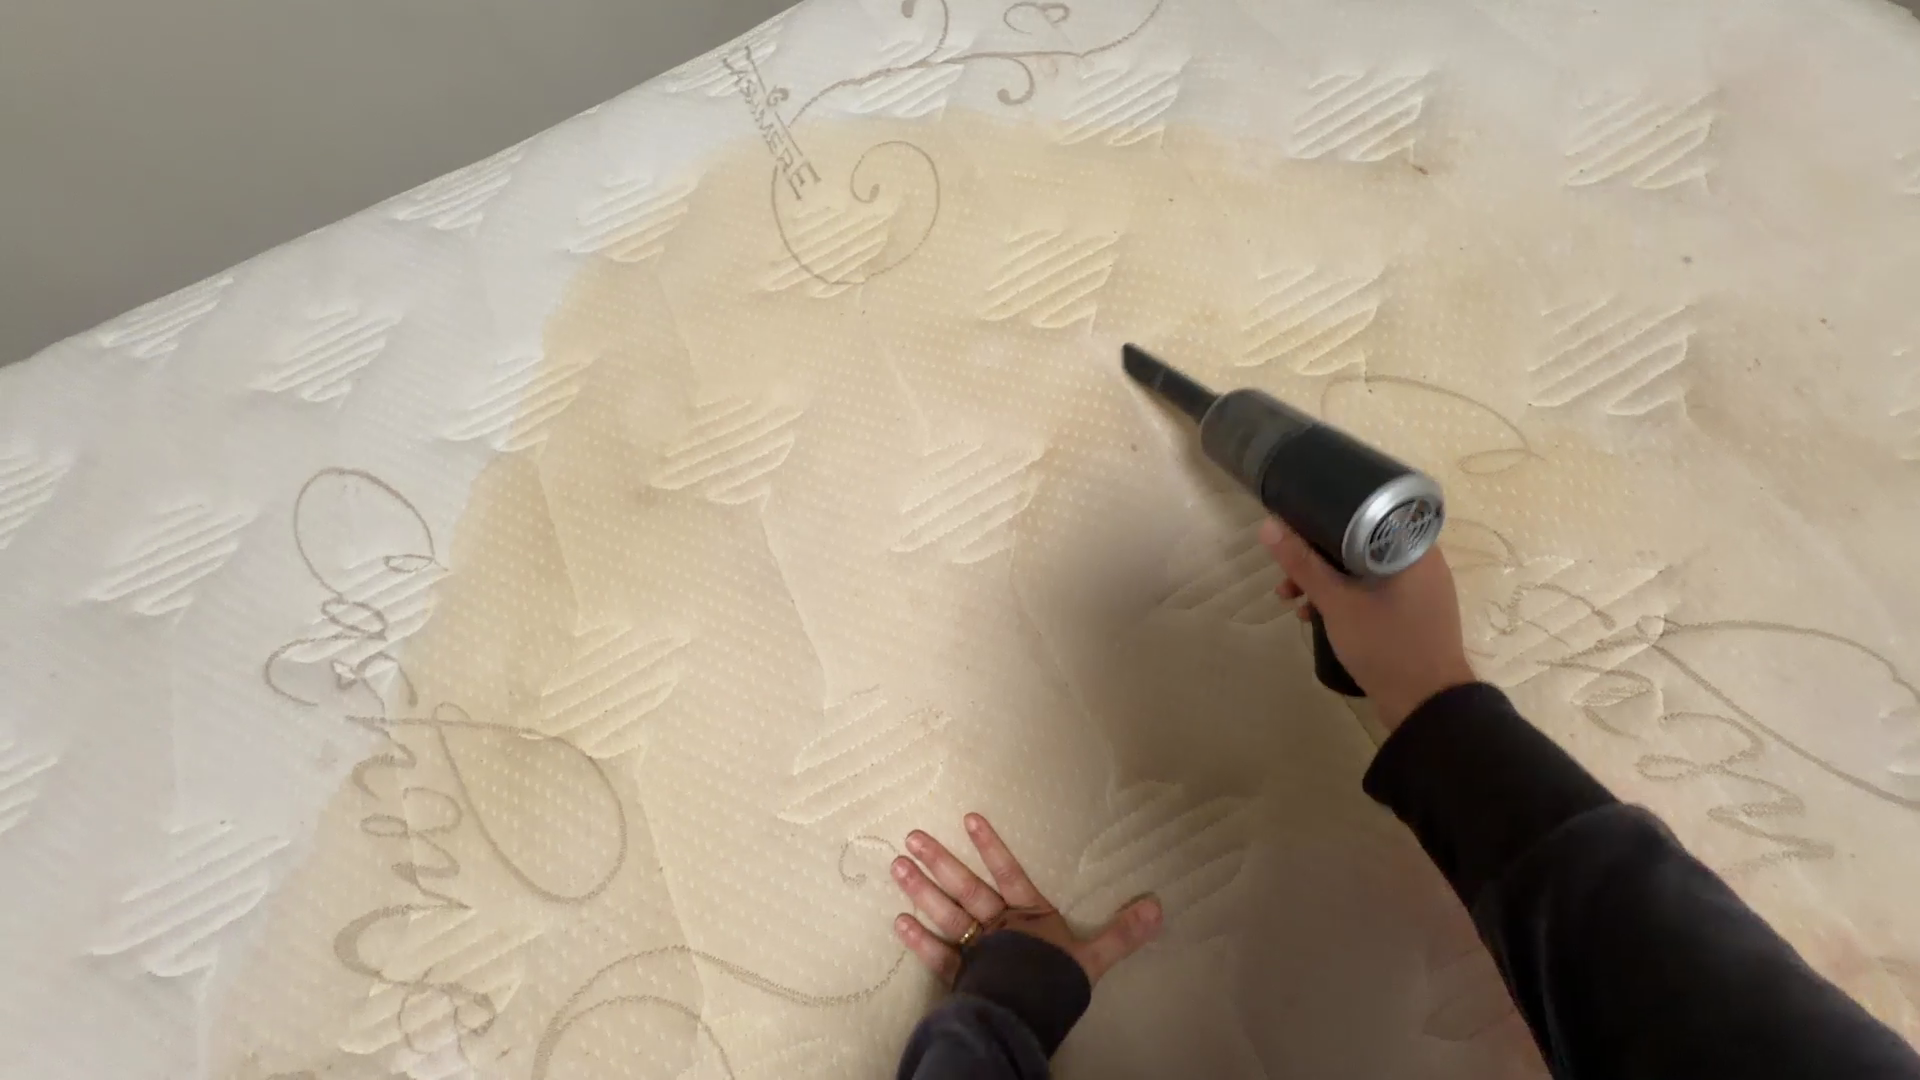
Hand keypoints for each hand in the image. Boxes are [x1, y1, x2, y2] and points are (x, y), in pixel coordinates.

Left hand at [891, 813, 1162, 985]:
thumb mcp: (1095, 958)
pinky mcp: (962, 975)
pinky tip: (898, 921)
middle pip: (966, 887)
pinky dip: (918, 939)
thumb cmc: (1061, 985)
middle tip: (911, 836)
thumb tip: (1157, 907)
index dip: (990, 845)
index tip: (967, 818)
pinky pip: (937, 954)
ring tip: (897, 866)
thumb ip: (1121, 932)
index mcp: (1028, 916)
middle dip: (939, 860)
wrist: (1035, 1023)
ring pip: (946, 912)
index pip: (1009, 872)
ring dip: (921, 889)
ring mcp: (977, 948)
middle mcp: (998, 925)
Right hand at [1261, 518, 1475, 729]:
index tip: (1293, 535)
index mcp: (1412, 548)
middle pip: (1357, 545)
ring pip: (1360, 570)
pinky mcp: (1412, 611)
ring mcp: (1418, 589)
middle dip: (1316, 560)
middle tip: (1287, 577)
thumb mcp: (1336, 602)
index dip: (1323, 520)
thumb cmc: (1386, 644)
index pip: (1364, 513)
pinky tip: (1317, 617)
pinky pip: (1371, 590)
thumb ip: (1303, 564)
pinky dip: (1343, 597)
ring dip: (1324, 582)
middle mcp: (1420, 561)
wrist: (1426, 704)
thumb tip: (1269, 525)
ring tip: (1294, 603)